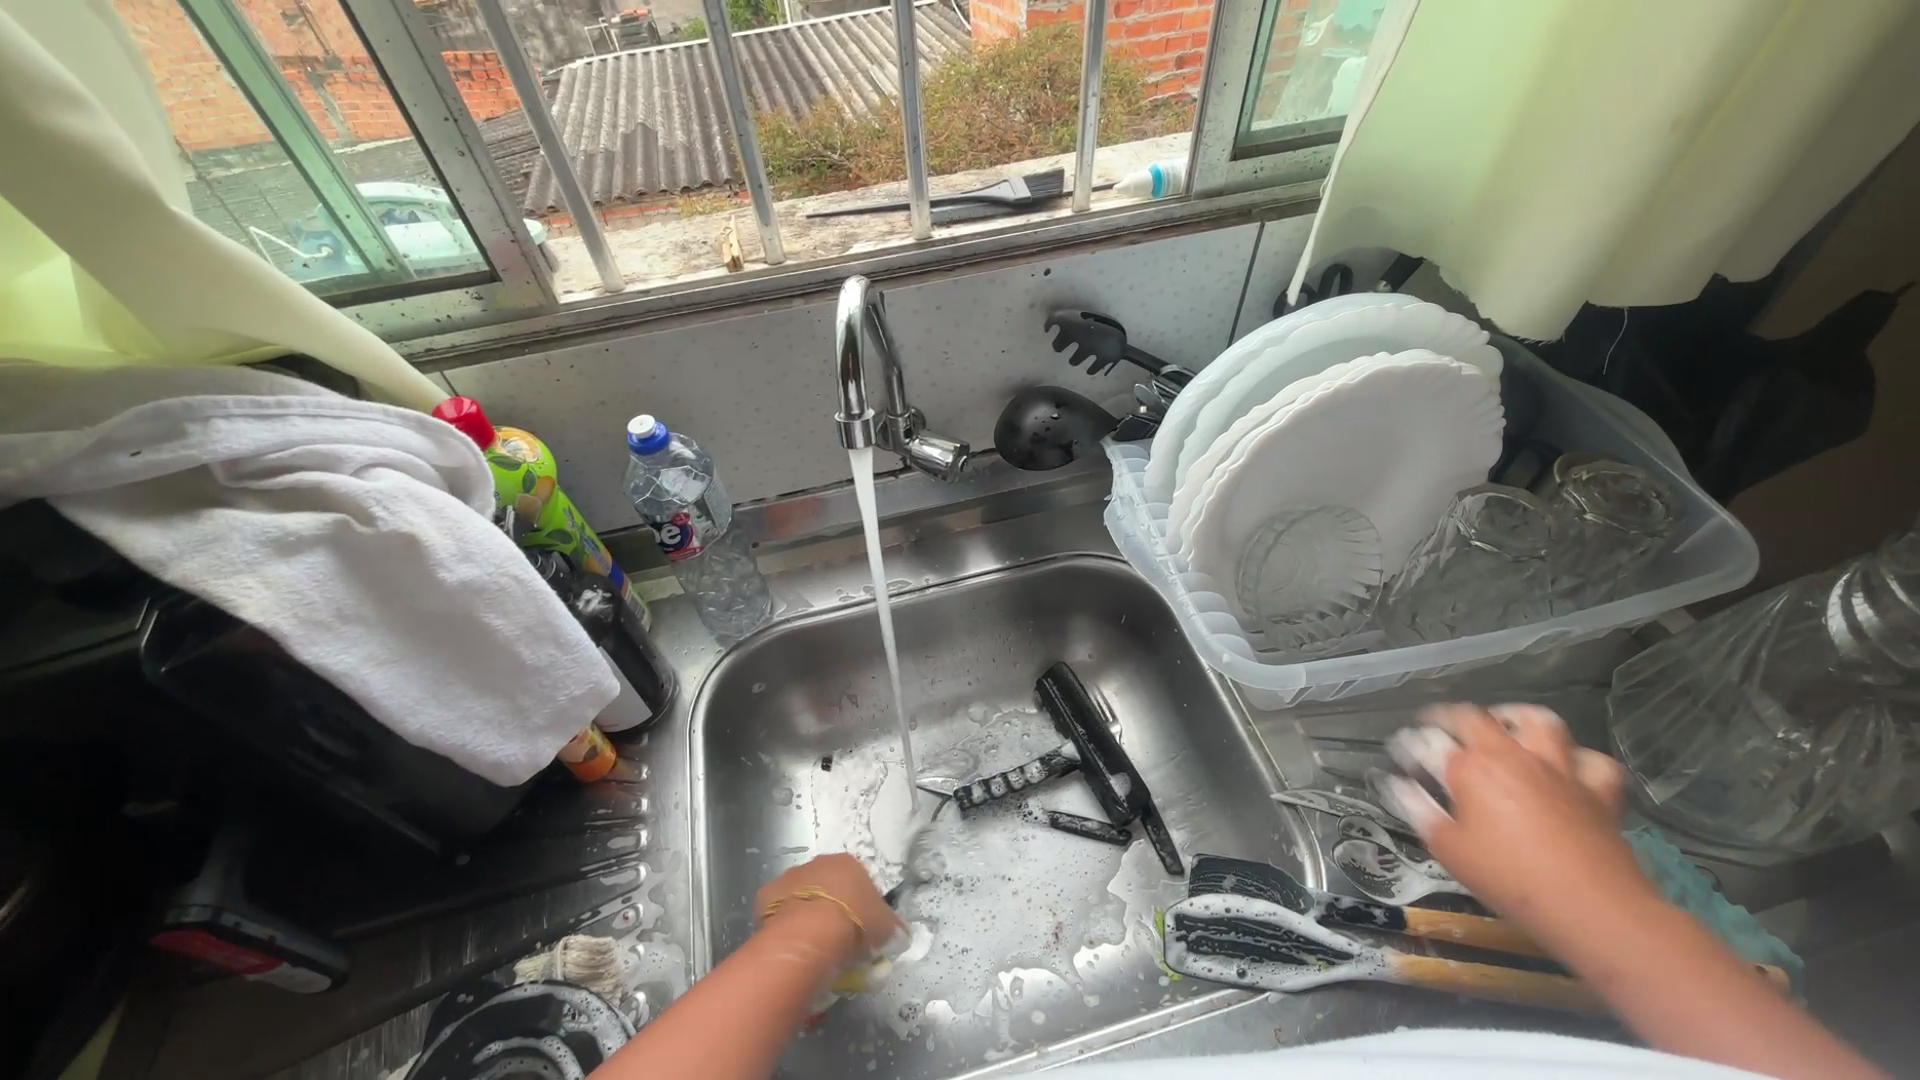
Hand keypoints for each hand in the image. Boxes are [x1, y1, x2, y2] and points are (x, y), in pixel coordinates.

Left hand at [753, 854, 904, 973]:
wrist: (810, 936)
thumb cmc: (854, 926)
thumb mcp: (888, 930)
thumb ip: (894, 929)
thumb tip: (900, 935)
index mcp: (849, 863)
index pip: (857, 881)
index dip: (860, 905)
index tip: (861, 929)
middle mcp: (818, 863)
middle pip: (827, 885)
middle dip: (831, 906)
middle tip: (836, 937)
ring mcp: (789, 877)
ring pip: (801, 896)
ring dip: (806, 914)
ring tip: (811, 944)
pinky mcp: (765, 896)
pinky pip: (778, 911)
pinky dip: (784, 924)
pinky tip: (791, 944)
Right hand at [1378, 703, 1656, 949]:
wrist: (1591, 908)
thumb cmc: (1508, 878)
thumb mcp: (1447, 848)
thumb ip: (1417, 809)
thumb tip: (1396, 784)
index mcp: (1471, 768)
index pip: (1429, 741)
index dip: (1410, 745)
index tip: (1402, 756)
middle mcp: (1513, 756)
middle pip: (1477, 717)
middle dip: (1451, 717)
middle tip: (1441, 729)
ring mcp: (1559, 769)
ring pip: (1540, 721)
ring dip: (1517, 719)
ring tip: (1505, 729)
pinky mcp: (1597, 790)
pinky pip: (1593, 761)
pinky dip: (1578, 759)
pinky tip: (1567, 767)